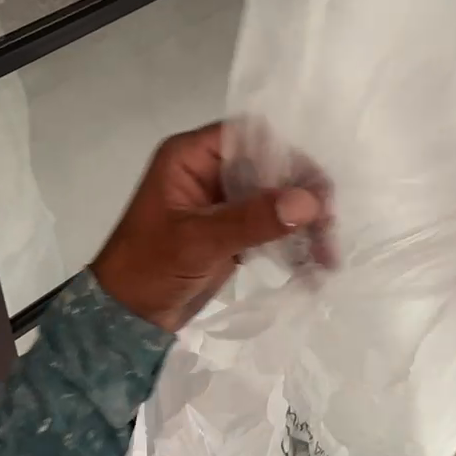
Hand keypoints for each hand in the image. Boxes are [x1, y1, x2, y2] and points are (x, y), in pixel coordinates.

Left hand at [92, 123, 324, 332]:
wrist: (124, 319)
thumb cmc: (148, 268)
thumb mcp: (198, 241)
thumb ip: (252, 219)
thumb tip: (308, 201)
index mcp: (190, 156)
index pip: (248, 136)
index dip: (285, 154)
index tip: (316, 187)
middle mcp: (207, 170)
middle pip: (267, 165)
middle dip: (302, 194)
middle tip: (331, 226)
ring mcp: (220, 200)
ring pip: (273, 196)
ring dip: (303, 222)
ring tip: (329, 257)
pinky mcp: (229, 229)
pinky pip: (268, 224)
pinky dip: (291, 241)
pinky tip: (315, 265)